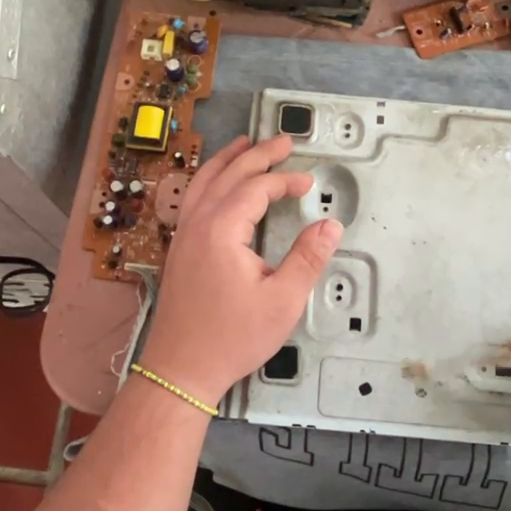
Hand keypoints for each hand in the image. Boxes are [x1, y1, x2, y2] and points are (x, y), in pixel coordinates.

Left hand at [136, 135, 341, 403]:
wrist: (180, 370)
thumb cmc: (232, 338)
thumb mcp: (282, 302)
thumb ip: (308, 258)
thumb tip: (331, 225)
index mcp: (221, 230)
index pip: (256, 188)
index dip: (285, 180)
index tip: (309, 183)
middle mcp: (197, 224)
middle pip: (228, 175)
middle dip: (258, 154)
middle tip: (284, 141)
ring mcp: (183, 235)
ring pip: (203, 182)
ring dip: (228, 160)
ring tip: (245, 144)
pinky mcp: (179, 250)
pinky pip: (193, 198)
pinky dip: (209, 179)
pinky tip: (217, 184)